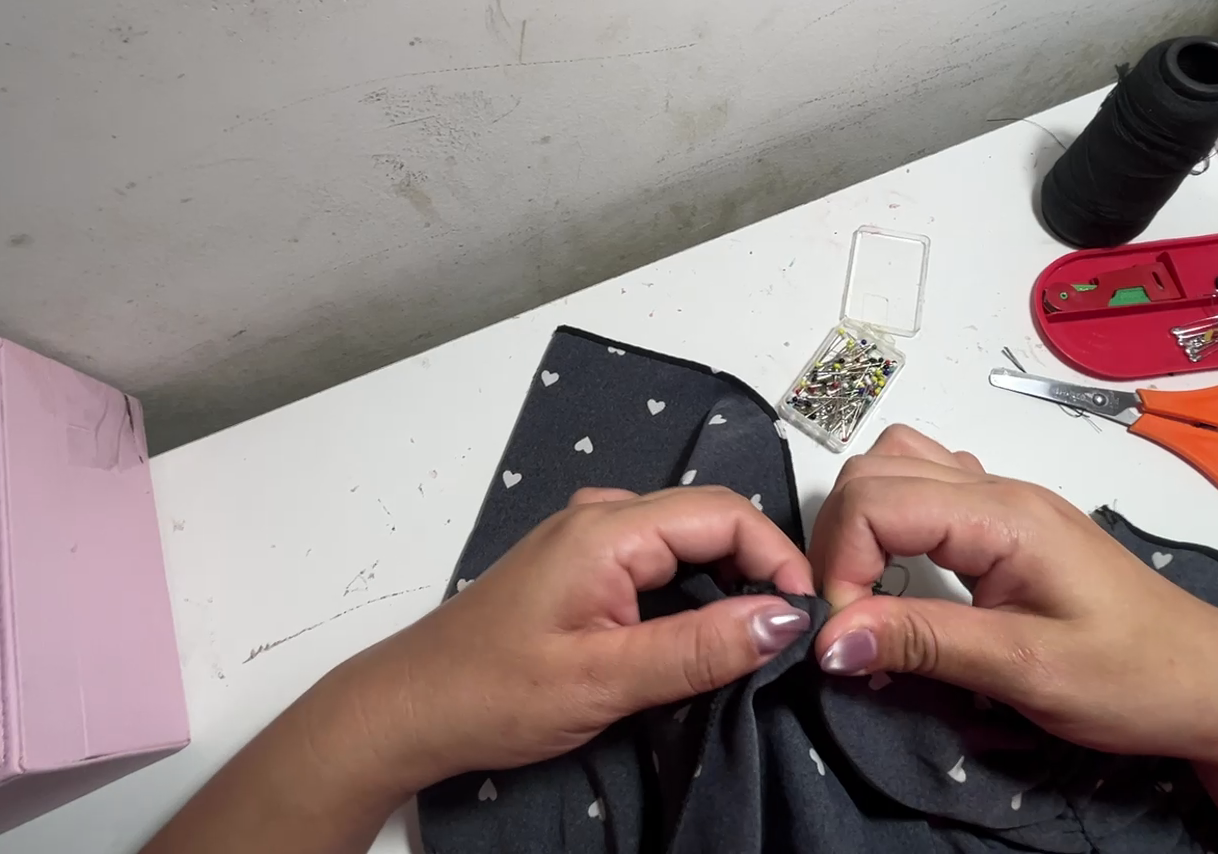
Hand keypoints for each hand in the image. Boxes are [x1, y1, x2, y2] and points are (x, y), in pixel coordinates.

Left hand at [314, 485, 814, 797]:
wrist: (413, 704)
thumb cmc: (497, 692)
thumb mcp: (606, 679)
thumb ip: (700, 646)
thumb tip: (783, 618)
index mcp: (609, 528)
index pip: (722, 514)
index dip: (776, 555)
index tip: (804, 615)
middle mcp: (603, 514)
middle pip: (707, 518)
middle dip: (757, 565)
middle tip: (786, 631)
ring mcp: (591, 533)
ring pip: (685, 536)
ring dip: (727, 576)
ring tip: (754, 633)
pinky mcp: (584, 558)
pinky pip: (659, 554)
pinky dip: (694, 583)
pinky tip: (702, 624)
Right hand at [808, 424, 1217, 763]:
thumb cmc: (1138, 679)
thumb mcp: (1027, 671)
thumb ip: (921, 642)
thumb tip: (828, 638)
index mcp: (999, 513)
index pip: (873, 502)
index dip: (840, 565)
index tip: (848, 636)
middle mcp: (991, 484)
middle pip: (870, 472)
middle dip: (839, 541)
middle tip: (852, 616)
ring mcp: (998, 492)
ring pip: (891, 462)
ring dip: (861, 518)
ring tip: (870, 583)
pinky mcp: (1002, 513)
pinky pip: (923, 478)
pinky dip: (891, 513)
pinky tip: (910, 559)